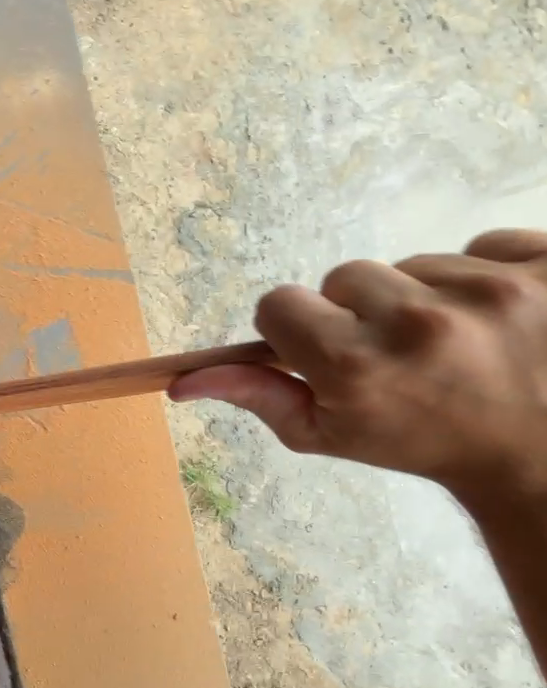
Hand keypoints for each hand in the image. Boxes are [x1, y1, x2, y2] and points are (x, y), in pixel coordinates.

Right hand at [169, 229, 546, 502]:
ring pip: (417, 263)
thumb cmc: (422, 442)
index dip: (292, 325)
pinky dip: (490, 273)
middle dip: (357, 307)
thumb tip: (184, 382)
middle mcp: (418, 321)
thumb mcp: (323, 433)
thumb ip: (255, 396)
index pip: (279, 303)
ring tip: (454, 336)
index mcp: (353, 362)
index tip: (320, 346)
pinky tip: (503, 314)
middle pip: (345, 276)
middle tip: (393, 348)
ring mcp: (495, 290)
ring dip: (424, 293)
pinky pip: (489, 244)